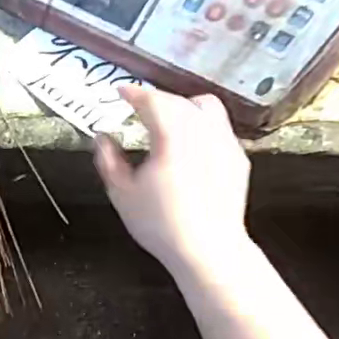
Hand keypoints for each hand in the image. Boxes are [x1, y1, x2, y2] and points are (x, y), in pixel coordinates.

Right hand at [93, 83, 251, 274]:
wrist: (206, 247)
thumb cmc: (161, 223)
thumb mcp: (121, 192)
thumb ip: (108, 159)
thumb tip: (102, 139)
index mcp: (172, 136)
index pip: (153, 100)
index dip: (134, 92)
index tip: (121, 91)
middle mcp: (203, 132)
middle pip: (180, 100)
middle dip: (157, 99)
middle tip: (138, 107)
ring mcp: (224, 143)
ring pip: (206, 108)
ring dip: (183, 107)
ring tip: (166, 120)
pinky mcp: (237, 158)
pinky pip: (219, 128)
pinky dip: (201, 126)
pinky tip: (188, 144)